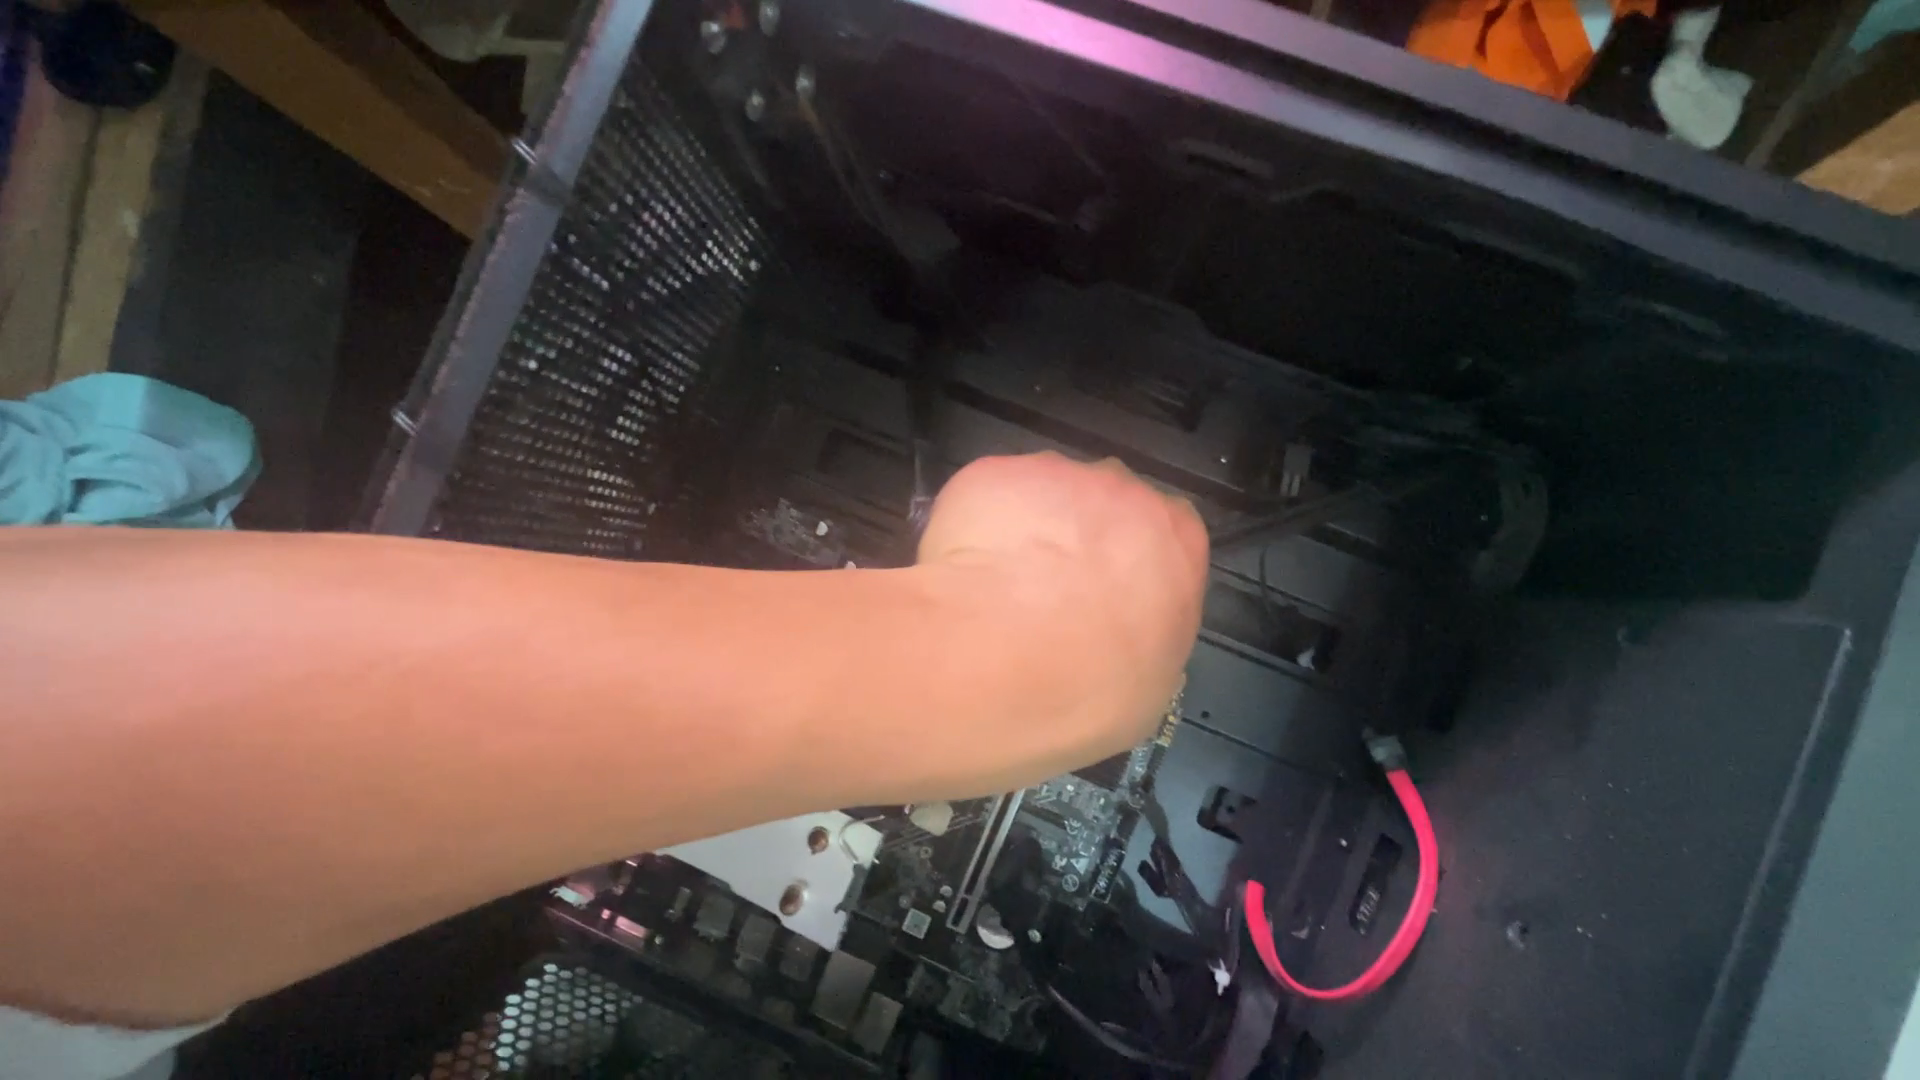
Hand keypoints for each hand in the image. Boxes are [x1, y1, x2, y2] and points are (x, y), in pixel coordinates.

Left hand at [914, 453, 1208, 787]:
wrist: (1008, 658)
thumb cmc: (1096, 684)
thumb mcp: (1153, 681)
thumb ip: (1149, 633)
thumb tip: (1128, 639)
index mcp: (1177, 538)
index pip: (1163, 532)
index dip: (1128, 560)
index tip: (1103, 592)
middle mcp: (1122, 491)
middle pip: (1100, 504)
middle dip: (1074, 539)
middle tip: (1044, 590)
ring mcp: (1054, 475)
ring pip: (1039, 495)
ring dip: (1021, 531)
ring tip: (995, 587)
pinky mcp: (993, 474)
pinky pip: (986, 496)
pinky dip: (973, 525)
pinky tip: (962, 571)